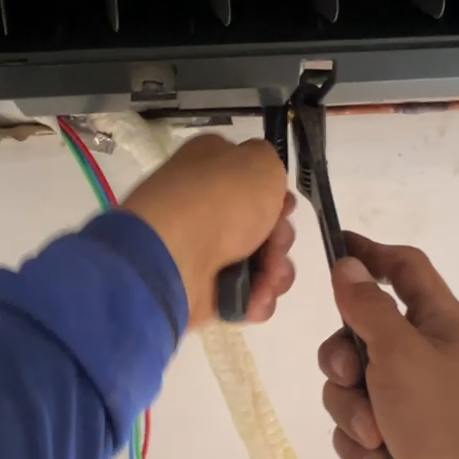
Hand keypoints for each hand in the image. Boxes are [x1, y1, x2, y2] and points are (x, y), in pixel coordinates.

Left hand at [122, 133, 296, 326]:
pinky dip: (257, 297)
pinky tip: (256, 296)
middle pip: (263, 226)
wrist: (174, 253)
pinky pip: (246, 297)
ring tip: (268, 275)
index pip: (253, 182)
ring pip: (261, 263)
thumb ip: (268, 164)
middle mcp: (205, 208)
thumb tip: (261, 182)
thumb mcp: (259, 161)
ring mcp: (204, 251)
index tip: (285, 208)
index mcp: (210, 168)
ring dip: (275, 270)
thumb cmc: (220, 199)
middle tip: (275, 242)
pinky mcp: (205, 291)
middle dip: (280, 238)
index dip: (277, 197)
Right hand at [318, 234, 458, 458]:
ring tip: (376, 437)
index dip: (370, 253)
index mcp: (438, 324)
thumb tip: (347, 265)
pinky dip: (360, 446)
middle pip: (359, 330)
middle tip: (355, 378)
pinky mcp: (393, 439)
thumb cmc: (446, 422)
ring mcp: (407, 400)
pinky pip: (353, 425)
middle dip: (343, 358)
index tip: (333, 247)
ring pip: (348, 383)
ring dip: (352, 411)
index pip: (403, 269)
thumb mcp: (402, 356)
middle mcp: (421, 355)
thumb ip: (367, 308)